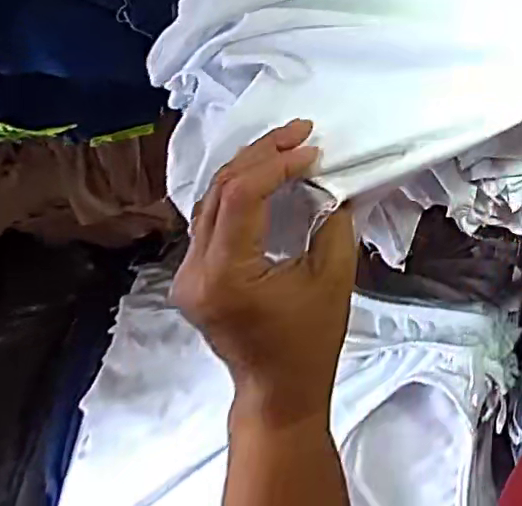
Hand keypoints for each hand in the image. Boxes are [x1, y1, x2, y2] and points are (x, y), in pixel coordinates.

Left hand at [172, 119, 357, 428]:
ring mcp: (188, 273)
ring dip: (250, 165)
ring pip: (211, 198)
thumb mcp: (333, 275)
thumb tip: (326, 183)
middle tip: (300, 131)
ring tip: (287, 143)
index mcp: (225, 276)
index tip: (312, 151)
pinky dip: (241, 187)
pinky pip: (212, 215)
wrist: (278, 390)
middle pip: (219, 190)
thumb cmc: (309, 339)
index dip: (276, 165)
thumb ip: (330, 221)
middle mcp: (194, 271)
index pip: (239, 197)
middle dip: (263, 153)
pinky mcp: (195, 273)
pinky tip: (266, 171)